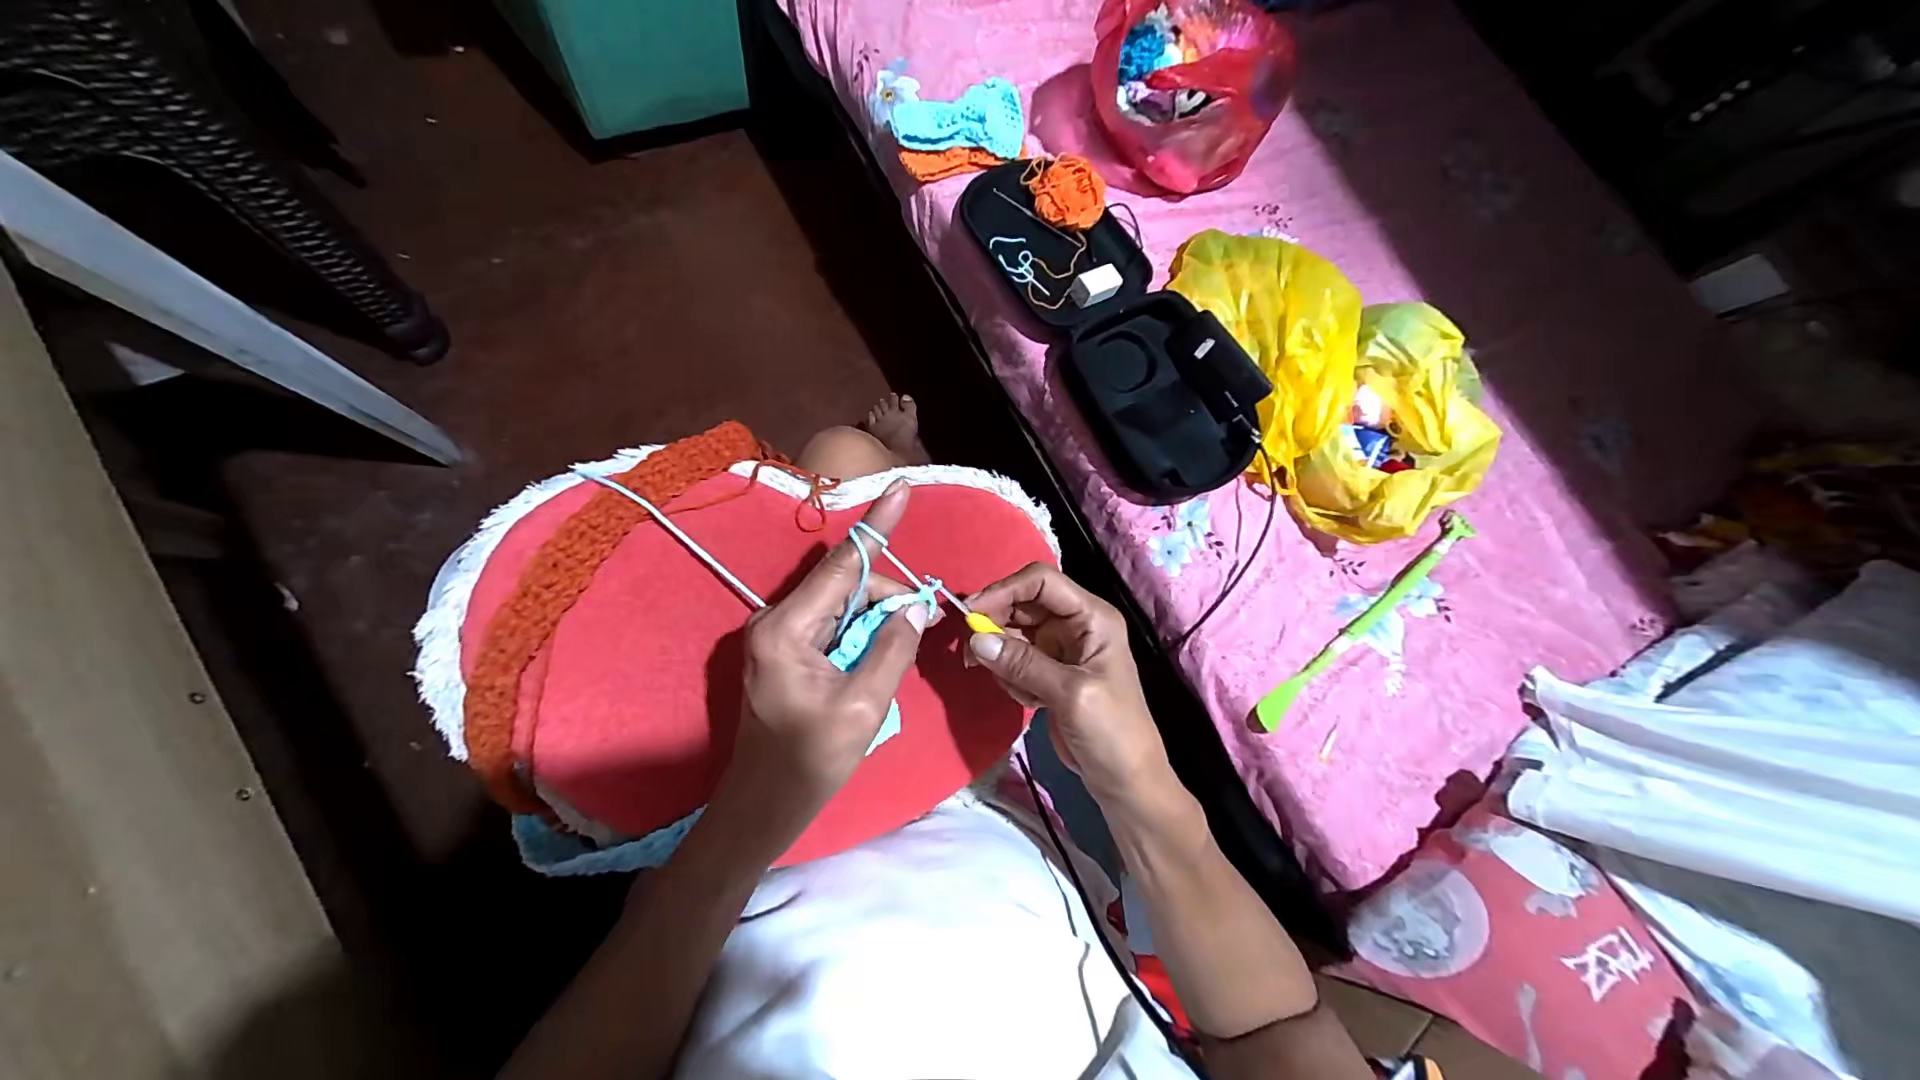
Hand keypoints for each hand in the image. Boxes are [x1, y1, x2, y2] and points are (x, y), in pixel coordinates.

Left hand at [722, 481, 931, 837]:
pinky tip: (881, 654)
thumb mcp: (863, 706)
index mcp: (787, 629)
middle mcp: (777, 620)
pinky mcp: (787, 650)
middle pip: (847, 587)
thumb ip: (891, 649)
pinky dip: (863, 633)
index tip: (900, 487)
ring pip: (844, 606)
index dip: (876, 527)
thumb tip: (913, 609)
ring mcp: (779, 634)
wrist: (764, 804)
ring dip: (879, 618)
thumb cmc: (810, 760)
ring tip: (904, 646)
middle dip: (889, 598)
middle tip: (925, 623)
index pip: (842, 566)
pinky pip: (835, 626)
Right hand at [964, 563, 1174, 807]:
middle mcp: (1075, 624)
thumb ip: (1023, 663)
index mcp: (1092, 616)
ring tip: (1019, 691)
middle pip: (1021, 603)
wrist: (1125, 780)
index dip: (1004, 590)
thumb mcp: (1070, 694)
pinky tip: (1030, 701)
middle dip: (995, 625)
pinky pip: (1014, 659)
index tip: (970, 612)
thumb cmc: (1112, 732)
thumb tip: (976, 639)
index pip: (1041, 582)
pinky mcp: (1048, 671)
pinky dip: (1010, 676)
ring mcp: (1060, 648)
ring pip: (1013, 632)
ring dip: (1004, 658)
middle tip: (973, 655)